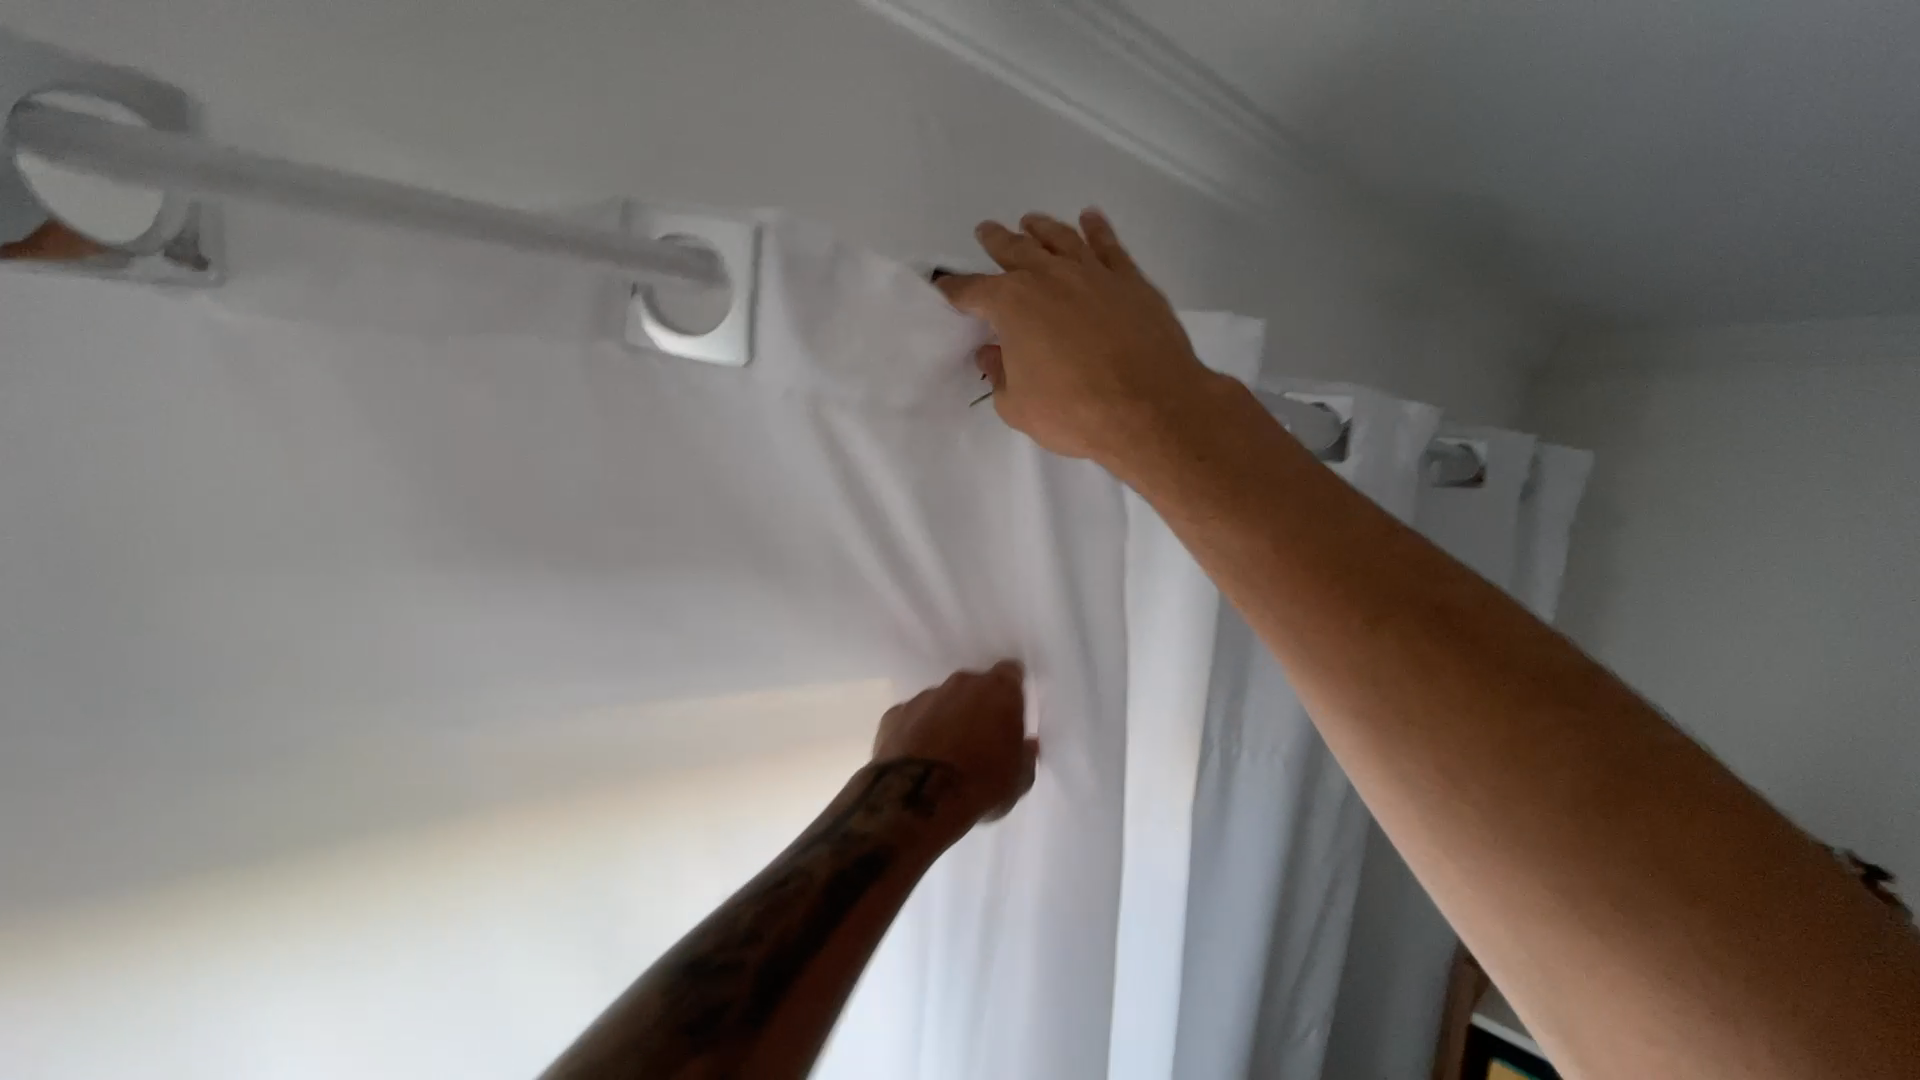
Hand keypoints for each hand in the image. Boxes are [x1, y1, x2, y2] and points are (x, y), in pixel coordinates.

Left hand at [873, 662, 1038, 823]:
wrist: (918, 796)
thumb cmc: (980, 783)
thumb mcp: (1019, 779)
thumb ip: (1025, 755)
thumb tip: (1026, 745)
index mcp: (998, 691)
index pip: (1011, 673)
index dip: (1011, 690)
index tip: (1011, 711)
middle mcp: (961, 683)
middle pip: (974, 687)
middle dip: (977, 706)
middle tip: (980, 739)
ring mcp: (924, 696)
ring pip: (941, 701)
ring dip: (946, 718)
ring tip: (946, 754)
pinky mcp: (895, 714)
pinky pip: (912, 718)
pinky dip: (917, 732)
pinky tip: (918, 759)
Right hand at [935, 210, 1228, 467]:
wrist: (1149, 407)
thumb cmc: (1074, 412)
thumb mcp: (1018, 405)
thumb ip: (1000, 374)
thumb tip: (993, 353)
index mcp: (1012, 304)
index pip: (973, 291)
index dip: (955, 289)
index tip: (945, 287)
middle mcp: (1049, 276)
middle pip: (1015, 250)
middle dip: (997, 241)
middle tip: (986, 232)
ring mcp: (1092, 273)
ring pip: (1060, 237)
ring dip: (1042, 228)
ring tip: (1031, 222)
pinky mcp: (1130, 280)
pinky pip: (1109, 244)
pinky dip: (1096, 228)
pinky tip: (1090, 219)